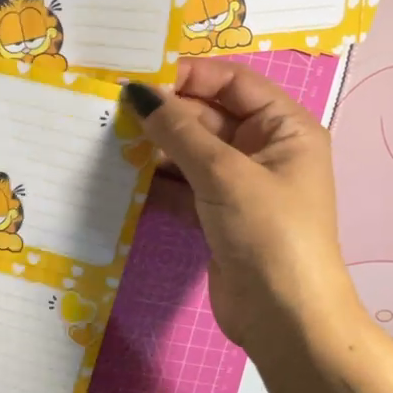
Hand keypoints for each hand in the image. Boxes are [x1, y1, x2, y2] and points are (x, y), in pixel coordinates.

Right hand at [124, 58, 361, 356]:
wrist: (283, 317)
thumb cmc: (268, 232)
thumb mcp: (223, 174)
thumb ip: (178, 131)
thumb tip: (137, 92)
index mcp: (284, 128)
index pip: (232, 82)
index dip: (188, 75)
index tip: (138, 78)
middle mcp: (263, 150)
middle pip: (207, 117)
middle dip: (164, 115)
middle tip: (112, 112)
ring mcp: (239, 186)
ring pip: (190, 153)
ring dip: (155, 149)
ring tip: (109, 142)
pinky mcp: (217, 216)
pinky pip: (182, 187)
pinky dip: (156, 182)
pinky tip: (122, 178)